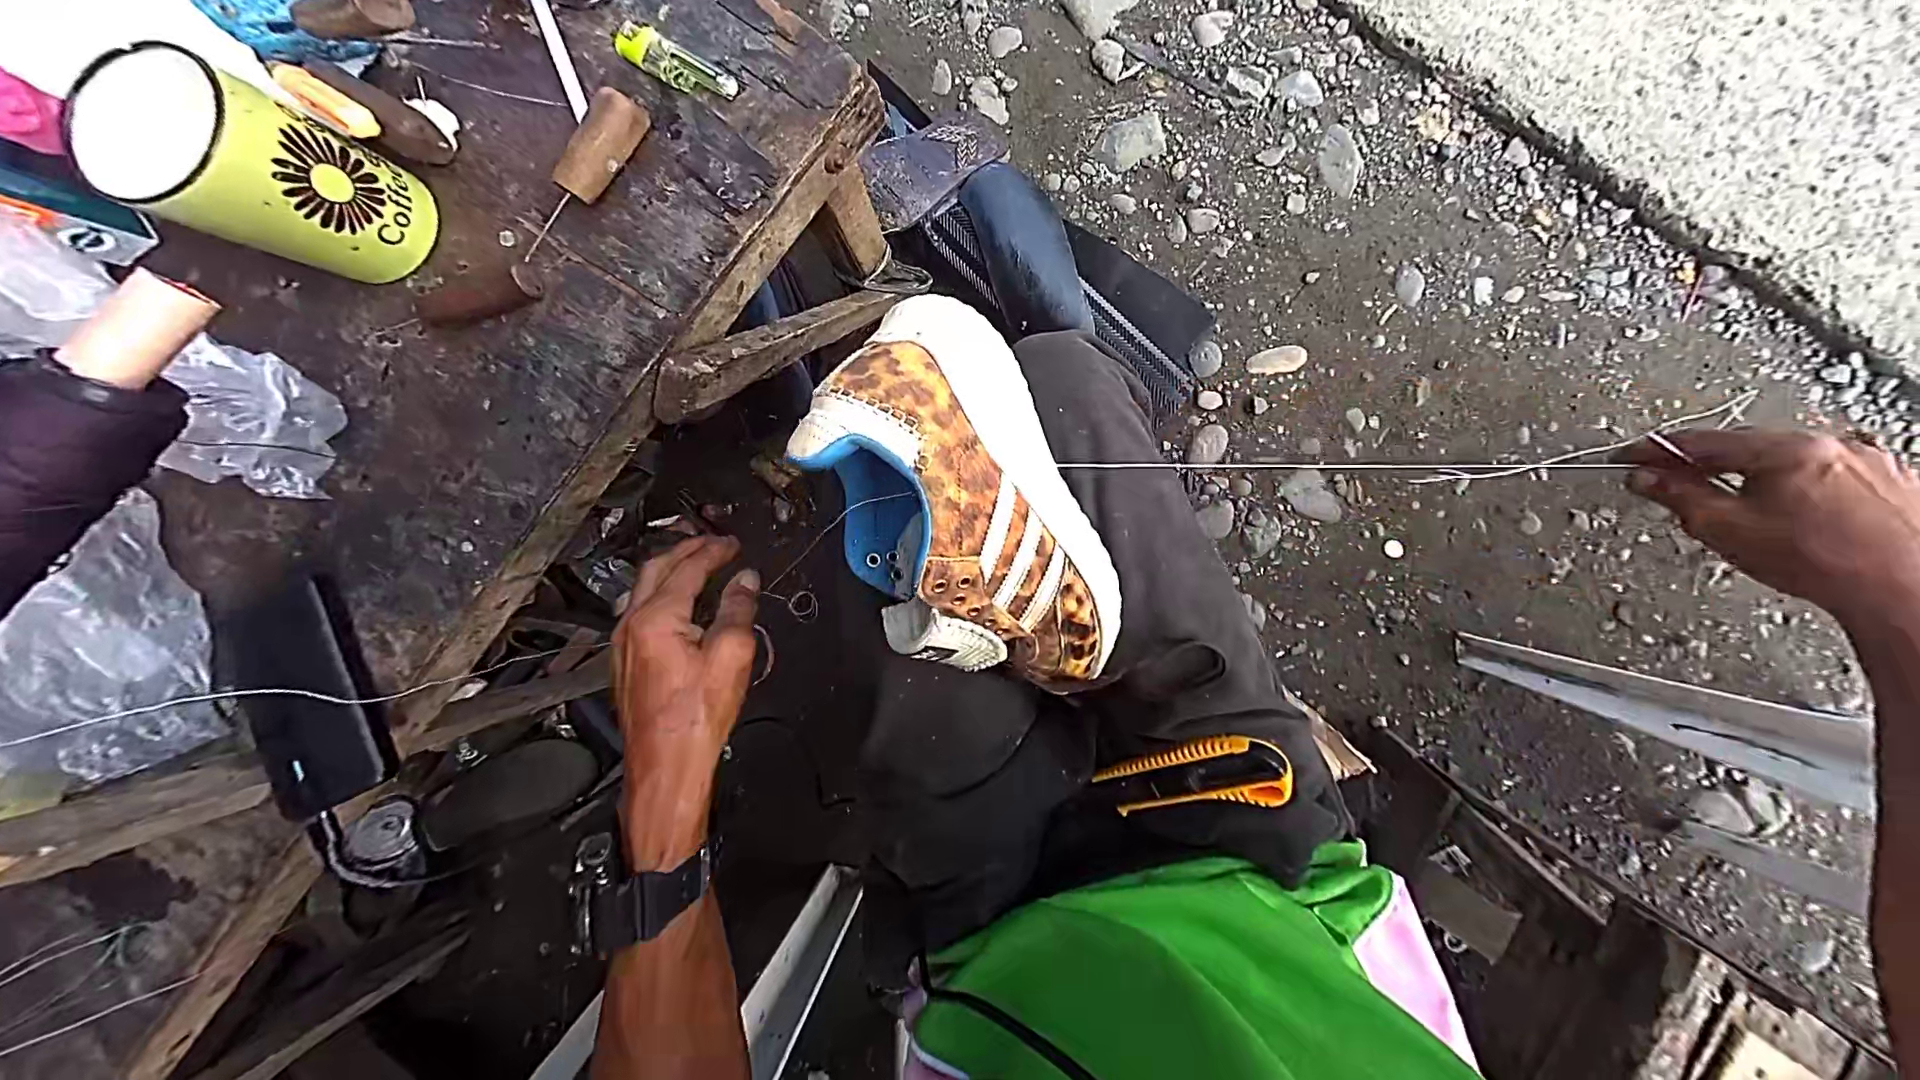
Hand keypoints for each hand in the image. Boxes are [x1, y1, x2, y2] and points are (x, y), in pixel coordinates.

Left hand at [612, 536, 759, 866]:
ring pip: (644, 588)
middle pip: (656, 568)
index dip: (714, 550)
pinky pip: (642, 610)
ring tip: (699, 564)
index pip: (688, 568)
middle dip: (687, 549)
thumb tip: (744, 580)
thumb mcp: (733, 655)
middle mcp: (631, 627)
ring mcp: (624, 645)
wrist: (666, 765)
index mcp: (656, 619)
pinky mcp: (626, 662)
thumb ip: (738, 609)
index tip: (732, 544)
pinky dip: (665, 593)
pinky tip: (682, 603)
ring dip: (674, 569)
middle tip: (714, 543)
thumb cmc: (695, 719)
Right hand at [1620, 429, 1919, 625]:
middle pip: (1743, 446)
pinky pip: (1819, 474)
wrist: (1904, 589)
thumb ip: (1676, 495)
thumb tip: (1647, 477)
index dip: (1653, 450)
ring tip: (1724, 504)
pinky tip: (1778, 513)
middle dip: (1699, 463)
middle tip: (1665, 480)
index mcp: (1786, 450)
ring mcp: (1868, 464)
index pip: (1698, 440)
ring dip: (1745, 475)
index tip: (1628, 458)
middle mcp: (1832, 446)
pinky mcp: (1890, 484)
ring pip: (1783, 460)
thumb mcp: (1721, 527)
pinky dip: (1787, 487)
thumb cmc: (1825, 560)